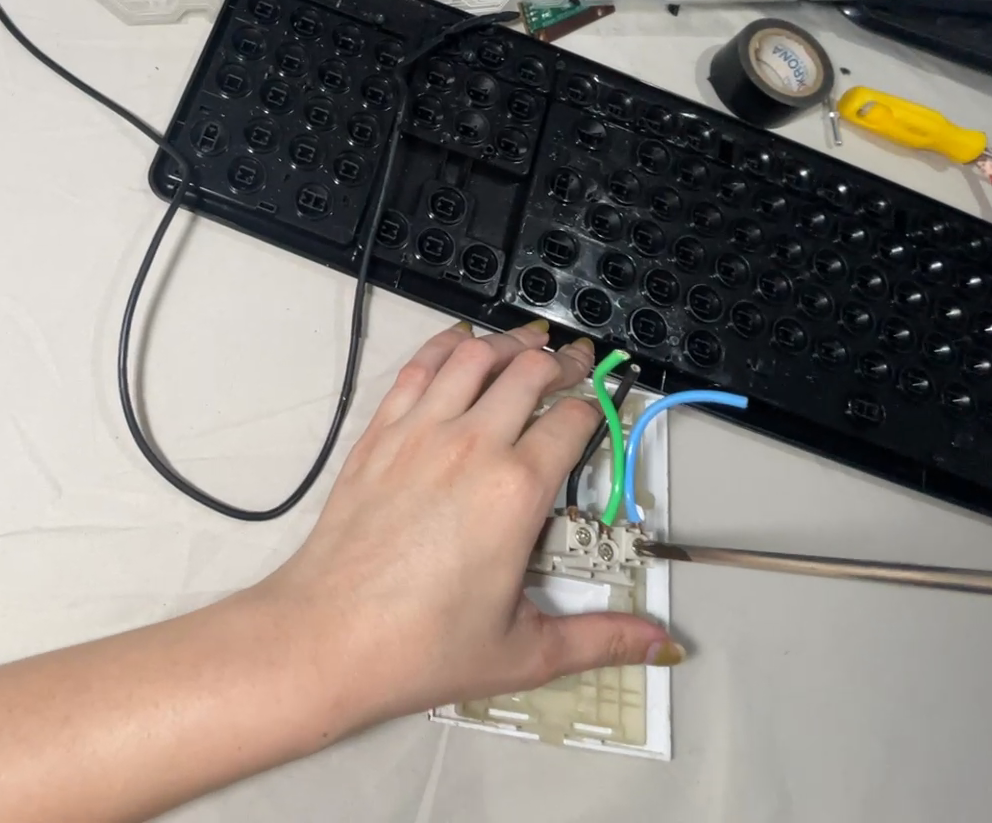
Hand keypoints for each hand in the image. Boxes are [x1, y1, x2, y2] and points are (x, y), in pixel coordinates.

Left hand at [247, 320, 679, 735]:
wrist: (329, 632)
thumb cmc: (422, 645)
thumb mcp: (525, 651)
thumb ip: (601, 638)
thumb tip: (662, 642)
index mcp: (516, 490)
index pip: (572, 422)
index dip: (594, 407)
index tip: (600, 405)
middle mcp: (470, 445)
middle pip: (528, 374)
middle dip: (562, 361)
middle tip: (576, 359)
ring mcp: (418, 431)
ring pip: (473, 358)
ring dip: (507, 342)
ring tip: (529, 339)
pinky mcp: (379, 432)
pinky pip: (415, 369)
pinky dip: (443, 345)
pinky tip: (457, 342)